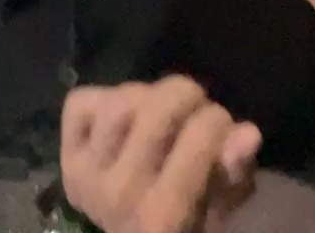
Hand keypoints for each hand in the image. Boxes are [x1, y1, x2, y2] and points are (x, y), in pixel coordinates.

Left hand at [61, 77, 262, 232]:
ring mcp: (86, 177)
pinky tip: (124, 118)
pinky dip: (101, 97)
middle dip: (186, 93)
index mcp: (163, 217)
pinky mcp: (65, 158)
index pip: (199, 138)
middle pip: (155, 110)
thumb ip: (233, 171)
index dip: (219, 118)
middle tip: (195, 103)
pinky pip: (79, 104)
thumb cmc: (187, 221)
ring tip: (160, 109)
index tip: (222, 123)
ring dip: (146, 93)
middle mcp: (119, 197)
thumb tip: (249, 132)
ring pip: (118, 101)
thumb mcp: (219, 205)